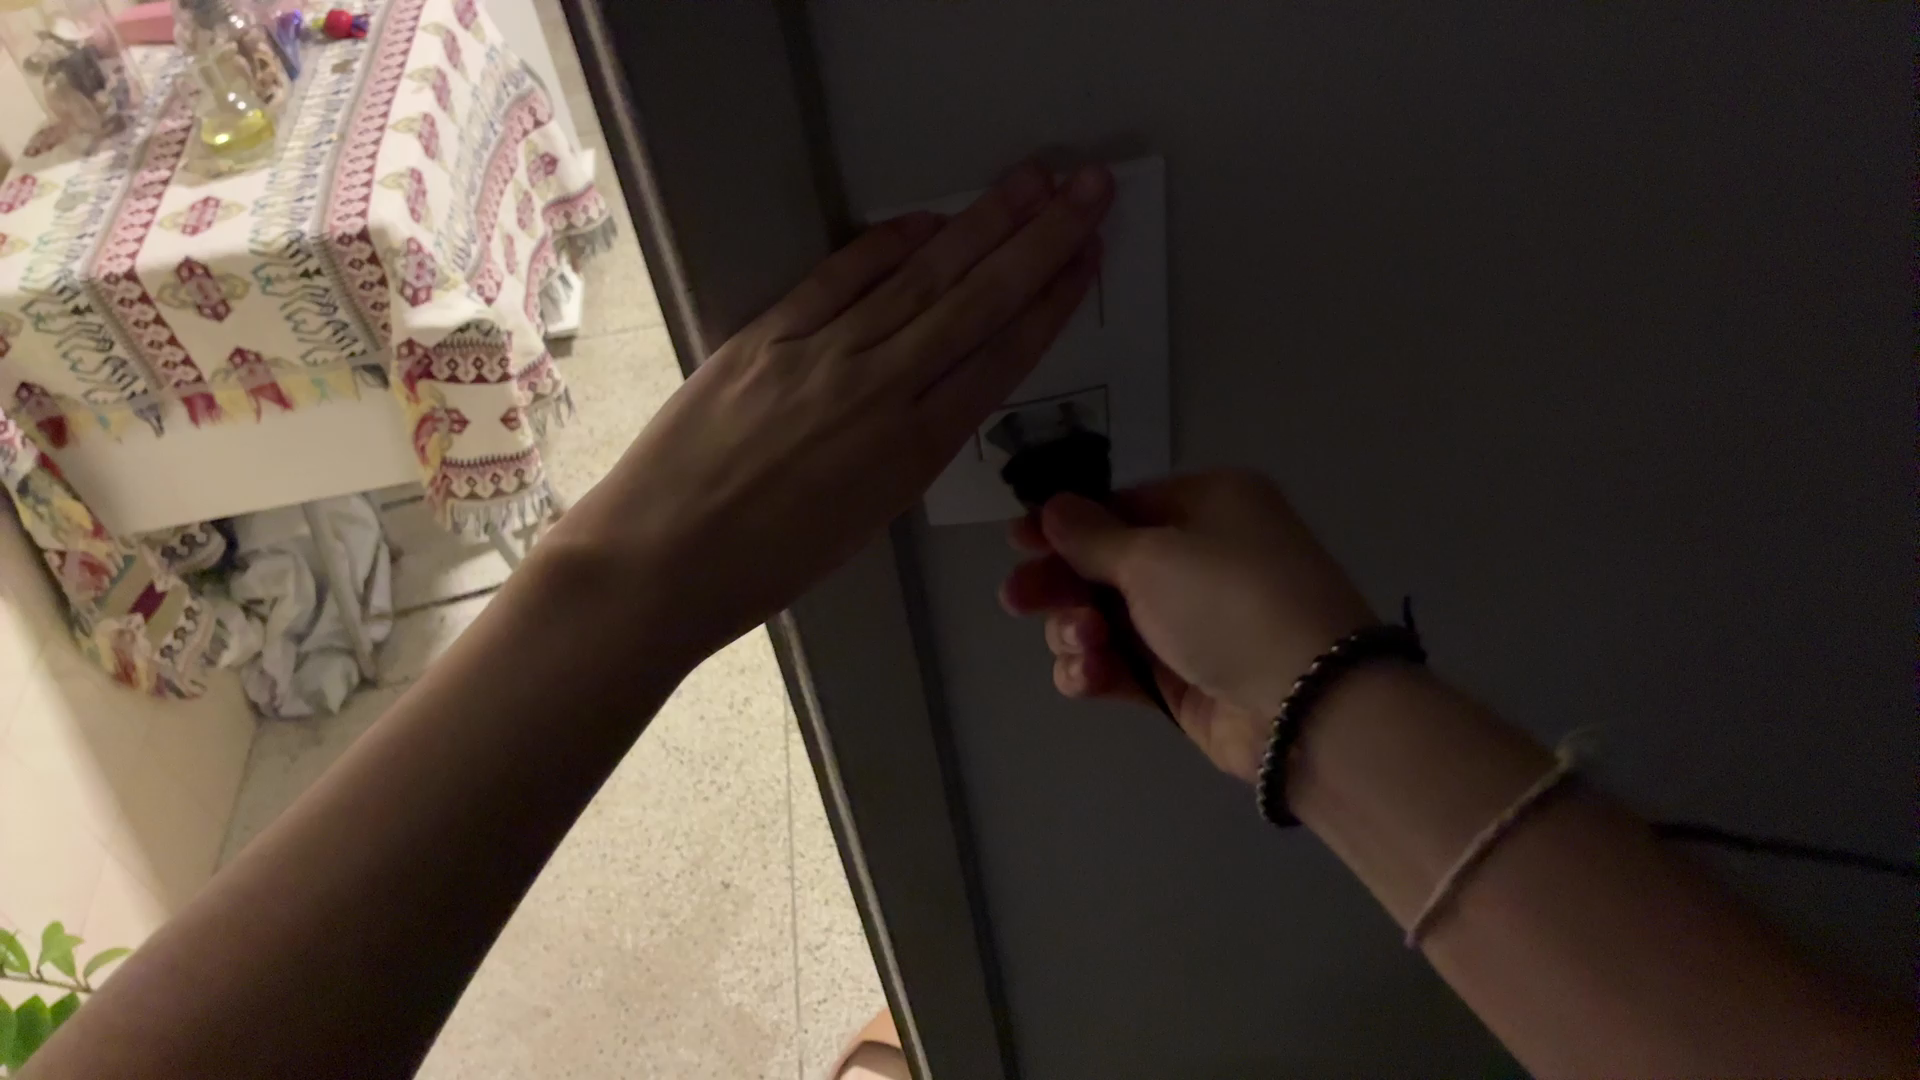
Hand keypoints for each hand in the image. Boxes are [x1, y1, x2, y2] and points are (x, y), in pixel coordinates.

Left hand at [548, 161, 1114, 665]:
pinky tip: (929, 219)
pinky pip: (841, 276)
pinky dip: (889, 243)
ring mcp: (820, 354)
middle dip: (1039, 239)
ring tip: (1031, 181)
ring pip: (918, 277)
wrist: (661, 561)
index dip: (1050, 304)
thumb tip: (936, 388)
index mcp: (912, 452)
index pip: (999, 359)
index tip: (1085, 258)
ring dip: (981, 223)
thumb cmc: (769, 566)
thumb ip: (911, 447)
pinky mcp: (766, 335)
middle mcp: (879, 390)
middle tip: (1088, 186)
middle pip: (973, 301)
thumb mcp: (867, 517)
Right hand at [999, 470, 1374, 781]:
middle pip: (1105, 564)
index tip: (1017, 541)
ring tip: (1081, 643)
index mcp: (1206, 507)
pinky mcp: (1183, 676)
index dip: (1064, 525)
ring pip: (1107, 618)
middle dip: (1059, 583)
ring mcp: (1191, 621)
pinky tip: (1085, 677)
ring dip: (1078, 630)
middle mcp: (1200, 558)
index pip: (1120, 507)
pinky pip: (1123, 664)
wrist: (1309, 706)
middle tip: (1016, 600)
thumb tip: (1054, 507)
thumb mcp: (1153, 558)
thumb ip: (1091, 537)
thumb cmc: (1228, 603)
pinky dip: (1097, 670)